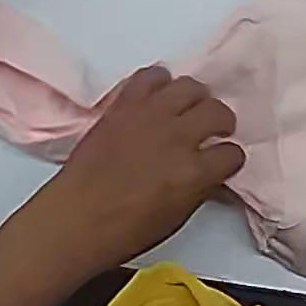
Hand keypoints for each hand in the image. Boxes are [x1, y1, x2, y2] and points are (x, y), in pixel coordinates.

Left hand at [9, 66, 245, 284]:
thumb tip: (211, 172)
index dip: (229, 159)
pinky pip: (151, 75)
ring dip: (196, 98)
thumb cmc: (124, 230)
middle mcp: (177, 137)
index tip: (223, 161)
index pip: (231, 154)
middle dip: (222, 122)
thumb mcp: (176, 217)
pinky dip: (160, 83)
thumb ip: (200, 187)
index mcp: (193, 172)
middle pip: (217, 111)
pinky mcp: (125, 104)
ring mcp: (150, 115)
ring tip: (188, 109)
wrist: (75, 218)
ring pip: (190, 86)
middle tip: (215, 129)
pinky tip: (158, 97)